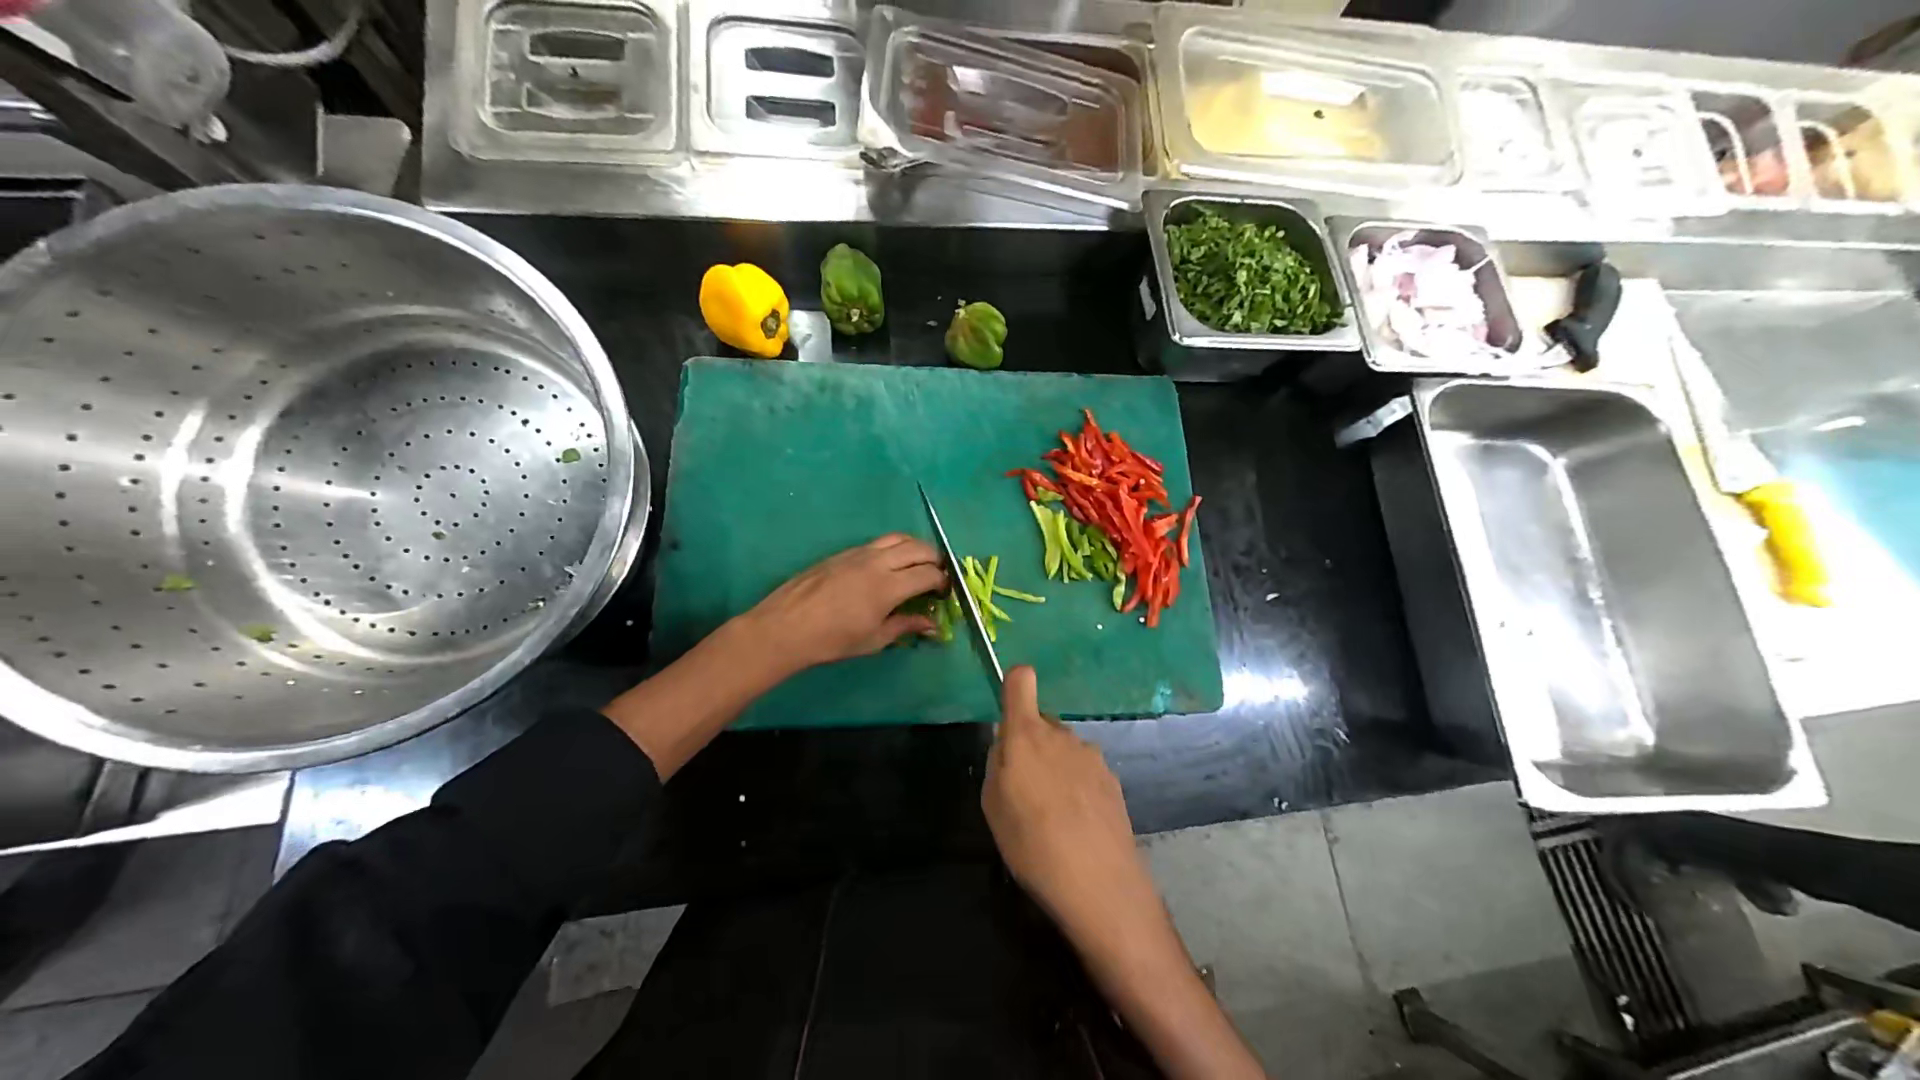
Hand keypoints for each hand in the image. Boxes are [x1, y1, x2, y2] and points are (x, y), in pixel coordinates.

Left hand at [737, 533, 947, 673]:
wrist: (787, 627)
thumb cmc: (832, 640)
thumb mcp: (874, 639)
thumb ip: (905, 626)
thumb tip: (931, 624)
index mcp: (888, 586)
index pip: (928, 574)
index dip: (942, 582)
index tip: (944, 593)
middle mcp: (878, 562)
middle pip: (918, 548)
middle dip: (935, 559)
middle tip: (937, 576)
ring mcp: (859, 553)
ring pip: (898, 538)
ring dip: (915, 548)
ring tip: (918, 564)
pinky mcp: (844, 552)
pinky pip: (878, 543)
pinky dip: (894, 548)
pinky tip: (889, 565)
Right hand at [984, 666, 1268, 1079]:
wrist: (1100, 886)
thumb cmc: (1031, 844)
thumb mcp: (992, 806)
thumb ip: (998, 763)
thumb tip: (1008, 745)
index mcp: (1027, 735)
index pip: (1021, 680)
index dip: (1013, 684)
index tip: (1008, 709)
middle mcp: (1063, 735)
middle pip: (1041, 724)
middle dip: (1030, 745)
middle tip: (1022, 790)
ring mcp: (1093, 756)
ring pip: (1064, 749)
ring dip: (1055, 769)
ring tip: (1051, 817)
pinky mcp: (1113, 780)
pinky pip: (1084, 771)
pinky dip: (1076, 787)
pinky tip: (1075, 826)